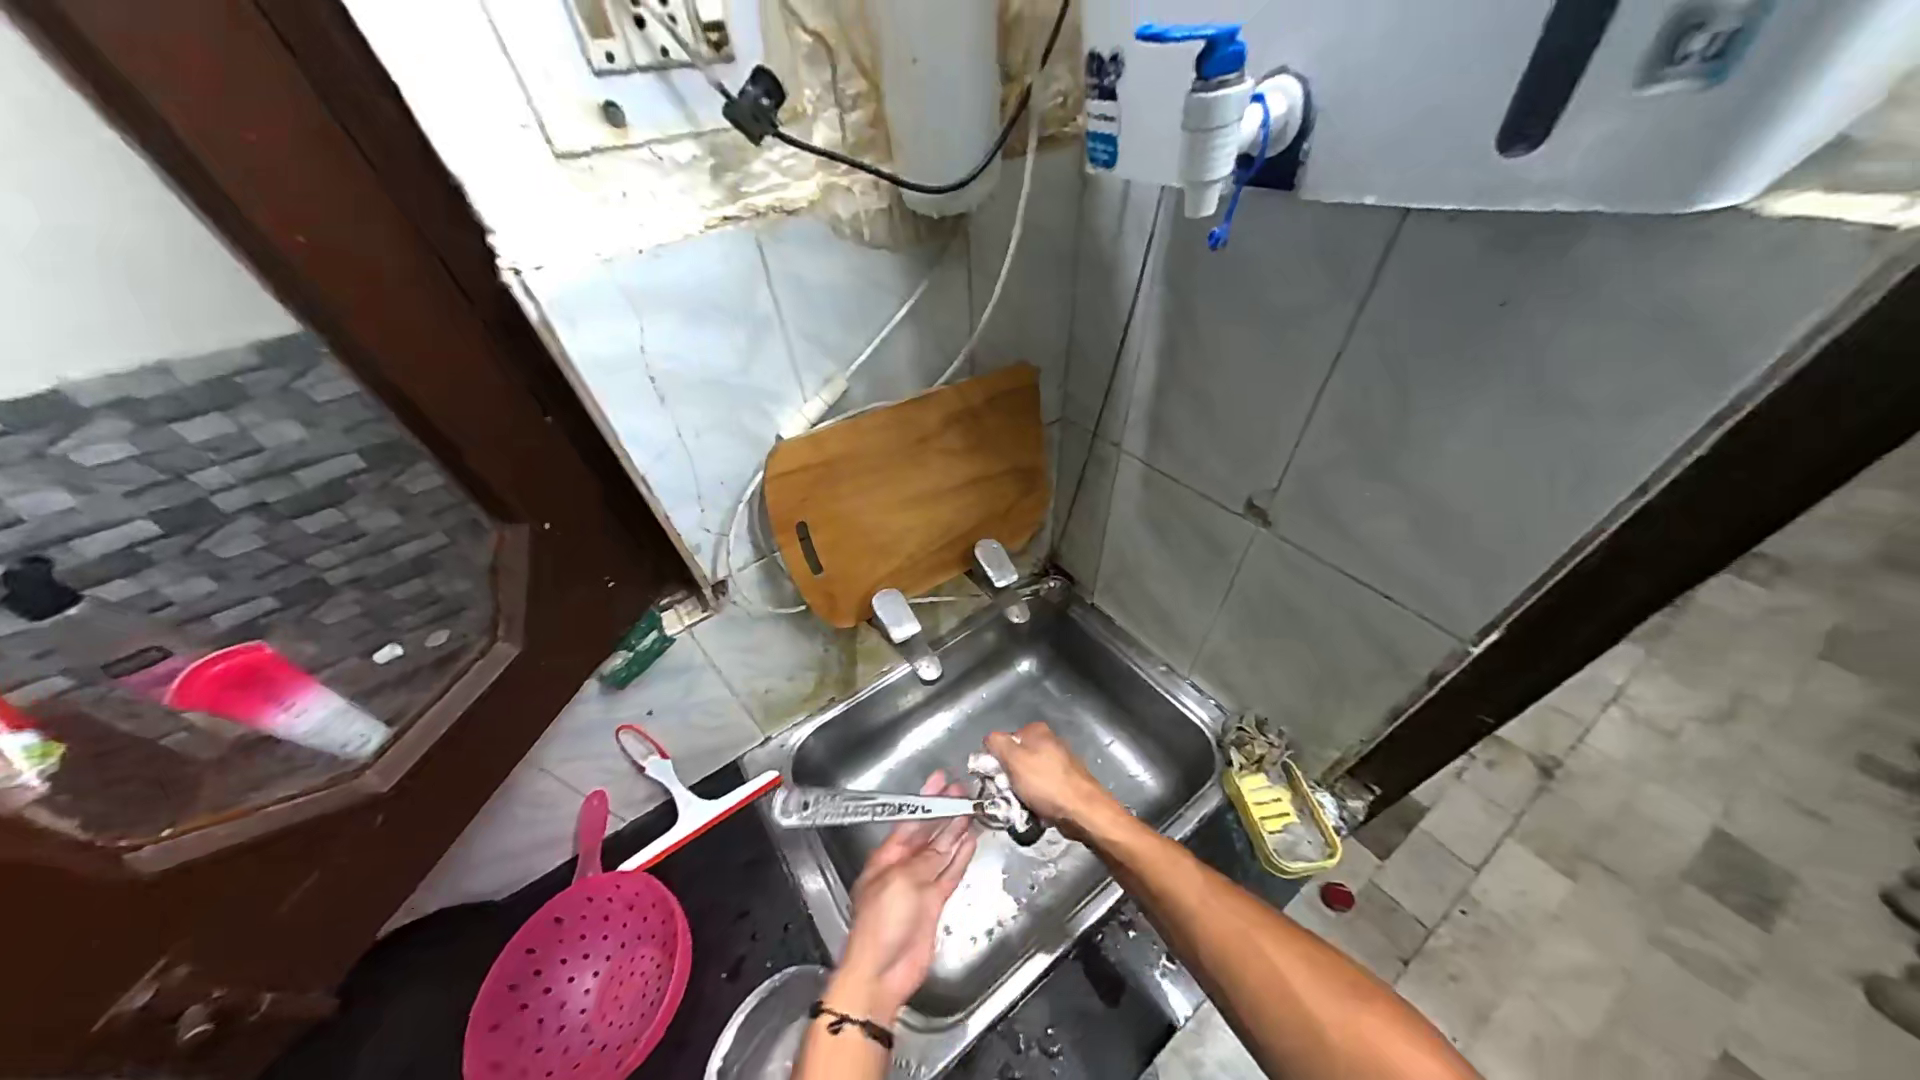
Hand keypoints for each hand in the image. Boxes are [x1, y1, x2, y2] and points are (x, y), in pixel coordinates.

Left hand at [827, 771, 977, 1020]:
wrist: (882, 973)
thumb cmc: (879, 926)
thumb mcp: (903, 881)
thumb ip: (927, 859)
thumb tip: (947, 841)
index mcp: (884, 858)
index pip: (908, 822)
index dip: (925, 802)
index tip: (939, 783)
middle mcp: (901, 868)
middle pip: (927, 834)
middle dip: (943, 813)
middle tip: (960, 792)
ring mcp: (918, 886)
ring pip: (941, 852)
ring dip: (955, 832)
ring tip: (970, 810)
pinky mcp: (933, 904)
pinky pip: (949, 874)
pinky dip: (960, 858)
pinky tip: (969, 843)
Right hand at [984, 722, 1129, 839]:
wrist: (1084, 812)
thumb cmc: (1047, 784)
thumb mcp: (1014, 760)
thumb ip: (997, 744)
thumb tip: (989, 739)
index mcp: (1036, 731)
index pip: (1004, 741)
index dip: (996, 759)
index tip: (997, 777)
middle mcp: (1049, 742)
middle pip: (1016, 758)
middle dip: (1010, 777)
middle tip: (1009, 792)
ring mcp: (1059, 762)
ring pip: (1027, 776)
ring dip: (1021, 791)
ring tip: (1023, 803)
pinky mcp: (1066, 782)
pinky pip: (1041, 789)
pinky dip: (1036, 799)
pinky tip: (1037, 809)